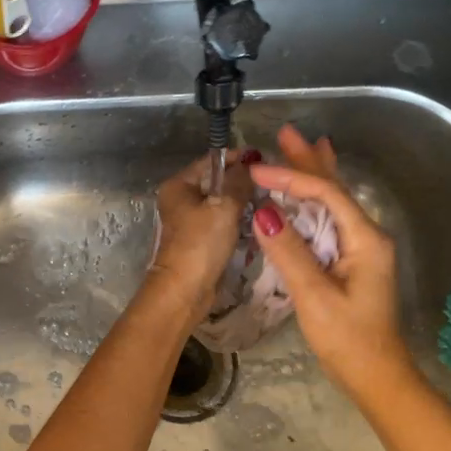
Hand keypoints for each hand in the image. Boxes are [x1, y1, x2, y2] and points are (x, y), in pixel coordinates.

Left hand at [145, 153, 255, 323]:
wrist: (185, 290)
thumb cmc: (201, 243)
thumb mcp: (224, 206)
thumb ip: (240, 181)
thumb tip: (253, 162)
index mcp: (177, 186)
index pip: (211, 161)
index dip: (239, 159)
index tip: (267, 161)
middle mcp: (180, 201)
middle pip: (217, 183)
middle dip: (244, 184)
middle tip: (273, 184)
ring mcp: (189, 223)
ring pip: (222, 205)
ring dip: (244, 205)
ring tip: (270, 203)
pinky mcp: (199, 242)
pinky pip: (223, 225)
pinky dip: (238, 224)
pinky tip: (258, 225)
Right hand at [250, 125, 412, 393]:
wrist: (376, 376)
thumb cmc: (347, 338)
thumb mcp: (314, 295)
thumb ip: (289, 251)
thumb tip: (263, 211)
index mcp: (364, 239)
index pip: (325, 194)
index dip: (291, 177)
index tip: (256, 169)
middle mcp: (367, 236)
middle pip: (335, 189)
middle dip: (308, 161)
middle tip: (284, 133)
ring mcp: (361, 249)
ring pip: (334, 203)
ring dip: (313, 175)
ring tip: (300, 146)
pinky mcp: (352, 263)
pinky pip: (331, 221)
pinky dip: (316, 201)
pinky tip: (309, 194)